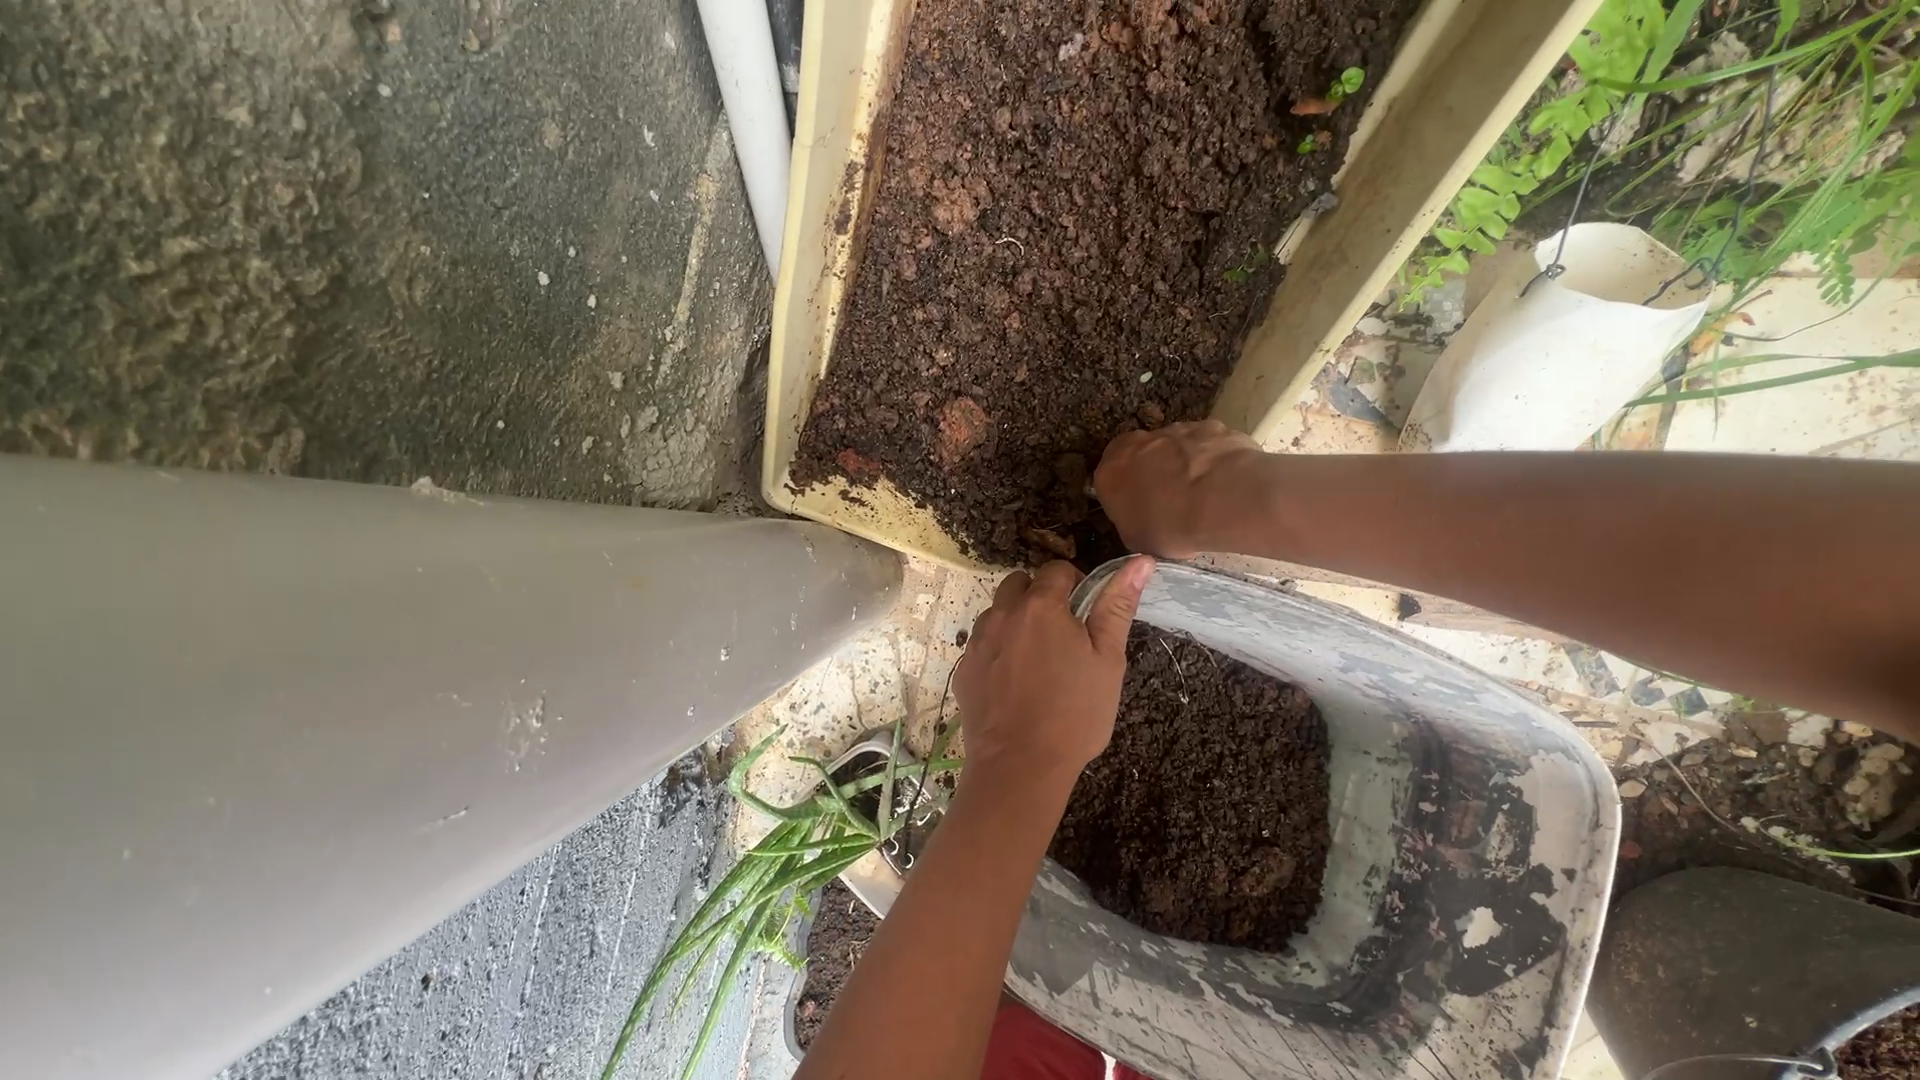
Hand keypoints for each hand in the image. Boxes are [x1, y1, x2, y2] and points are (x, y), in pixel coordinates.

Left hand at [953, 557, 1154, 781]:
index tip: (1086, 614)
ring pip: (997, 612)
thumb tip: (1140, 561)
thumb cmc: (1074, 713)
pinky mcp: (963, 669)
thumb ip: (1118, 606)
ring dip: (1016, 622)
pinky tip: (1015, 682)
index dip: (1076, 584)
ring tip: (1038, 660)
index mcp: (1041, 606)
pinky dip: (998, 650)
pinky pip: (982, 644)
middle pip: (1019, 584)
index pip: (1057, 570)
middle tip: (1063, 635)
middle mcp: (1003, 615)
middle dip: (1041, 597)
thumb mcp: (1108, 660)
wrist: (1019, 765)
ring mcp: (978, 642)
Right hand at [1094, 420, 1266, 557]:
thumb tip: (1139, 520)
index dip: (1125, 490)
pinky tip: (1223, 478)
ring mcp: (1173, 430)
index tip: (1138, 506)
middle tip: (1169, 497)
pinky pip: (1204, 443)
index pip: (1108, 477)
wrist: (1221, 500)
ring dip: (1181, 462)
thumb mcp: (1138, 541)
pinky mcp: (1208, 426)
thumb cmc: (1171, 527)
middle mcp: (1136, 444)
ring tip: (1202, 491)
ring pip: (1173, 446)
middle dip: (1151, 470)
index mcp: (1109, 473)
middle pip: (1139, 454)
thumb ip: (1131, 523)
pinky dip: (1210, 457)